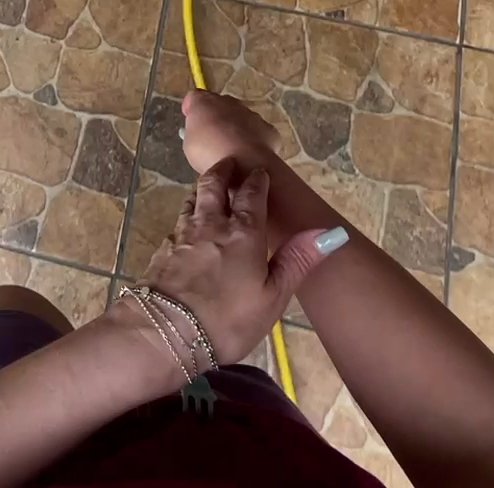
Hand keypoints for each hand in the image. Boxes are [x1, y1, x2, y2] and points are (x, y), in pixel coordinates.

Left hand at [135, 157, 343, 363]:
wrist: (166, 330)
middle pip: (213, 184)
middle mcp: (210, 223)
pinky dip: (189, 211)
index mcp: (243, 232)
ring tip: (210, 187)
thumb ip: (297, 261)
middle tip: (230, 162)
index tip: (261, 170)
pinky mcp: (164, 246)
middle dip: (223, 170)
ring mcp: (183, 232)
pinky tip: (190, 223)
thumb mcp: (273, 296)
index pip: (252, 194)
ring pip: (193, 197)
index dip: (257, 180)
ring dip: (203, 187)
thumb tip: (330, 232)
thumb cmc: (228, 319)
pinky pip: (180, 218)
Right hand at [181, 89, 278, 173]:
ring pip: (240, 118)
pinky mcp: (268, 129)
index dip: (191, 108)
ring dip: (235, 129)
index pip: (193, 96)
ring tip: (231, 150)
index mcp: (204, 102)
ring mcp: (251, 114)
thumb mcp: (189, 145)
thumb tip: (199, 132)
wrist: (247, 163)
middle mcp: (228, 102)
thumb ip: (193, 133)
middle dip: (215, 117)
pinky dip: (253, 140)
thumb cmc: (209, 152)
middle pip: (219, 105)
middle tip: (211, 137)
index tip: (190, 120)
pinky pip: (257, 132)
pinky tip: (249, 155)